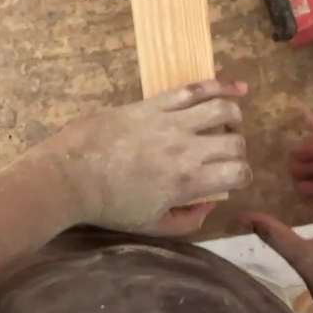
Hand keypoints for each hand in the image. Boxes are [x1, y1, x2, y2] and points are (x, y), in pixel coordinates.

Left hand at [31, 80, 251, 235]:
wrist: (70, 176)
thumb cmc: (108, 206)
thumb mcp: (149, 225)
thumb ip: (184, 221)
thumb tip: (208, 205)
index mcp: (187, 182)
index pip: (238, 173)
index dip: (241, 177)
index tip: (230, 179)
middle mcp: (186, 149)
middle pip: (234, 143)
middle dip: (237, 151)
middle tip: (223, 155)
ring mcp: (170, 122)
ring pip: (221, 109)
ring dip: (234, 117)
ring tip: (230, 123)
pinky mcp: (153, 104)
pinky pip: (193, 89)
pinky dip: (219, 86)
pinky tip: (234, 88)